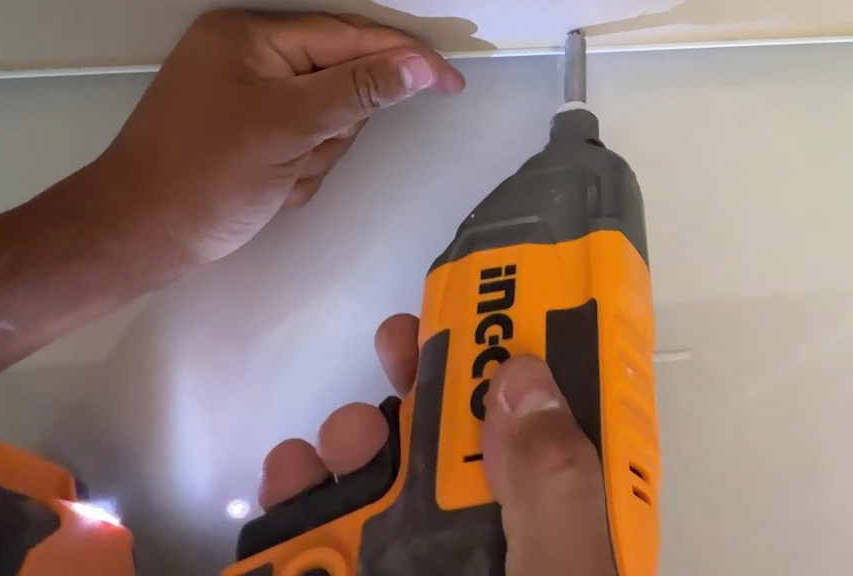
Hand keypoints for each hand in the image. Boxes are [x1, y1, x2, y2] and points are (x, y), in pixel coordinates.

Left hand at [92, 10, 465, 265]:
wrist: (132, 243)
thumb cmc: (203, 178)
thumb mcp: (289, 128)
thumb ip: (361, 89)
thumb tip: (422, 66)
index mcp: (252, 36)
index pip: (351, 37)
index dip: (406, 59)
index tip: (452, 83)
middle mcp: (253, 52)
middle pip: (346, 74)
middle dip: (339, 124)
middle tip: (307, 155)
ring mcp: (252, 89)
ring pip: (335, 111)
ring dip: (321, 149)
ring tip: (285, 175)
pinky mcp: (255, 124)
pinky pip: (314, 133)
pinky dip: (306, 163)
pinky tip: (276, 184)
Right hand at [260, 315, 615, 575]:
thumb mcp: (568, 570)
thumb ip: (553, 483)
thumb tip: (520, 373)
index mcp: (568, 520)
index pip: (565, 422)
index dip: (535, 359)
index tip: (498, 303)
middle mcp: (504, 535)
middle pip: (470, 439)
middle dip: (432, 381)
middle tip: (398, 337)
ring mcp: (431, 561)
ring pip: (395, 480)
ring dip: (360, 436)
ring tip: (338, 436)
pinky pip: (331, 534)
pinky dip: (302, 500)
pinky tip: (283, 478)